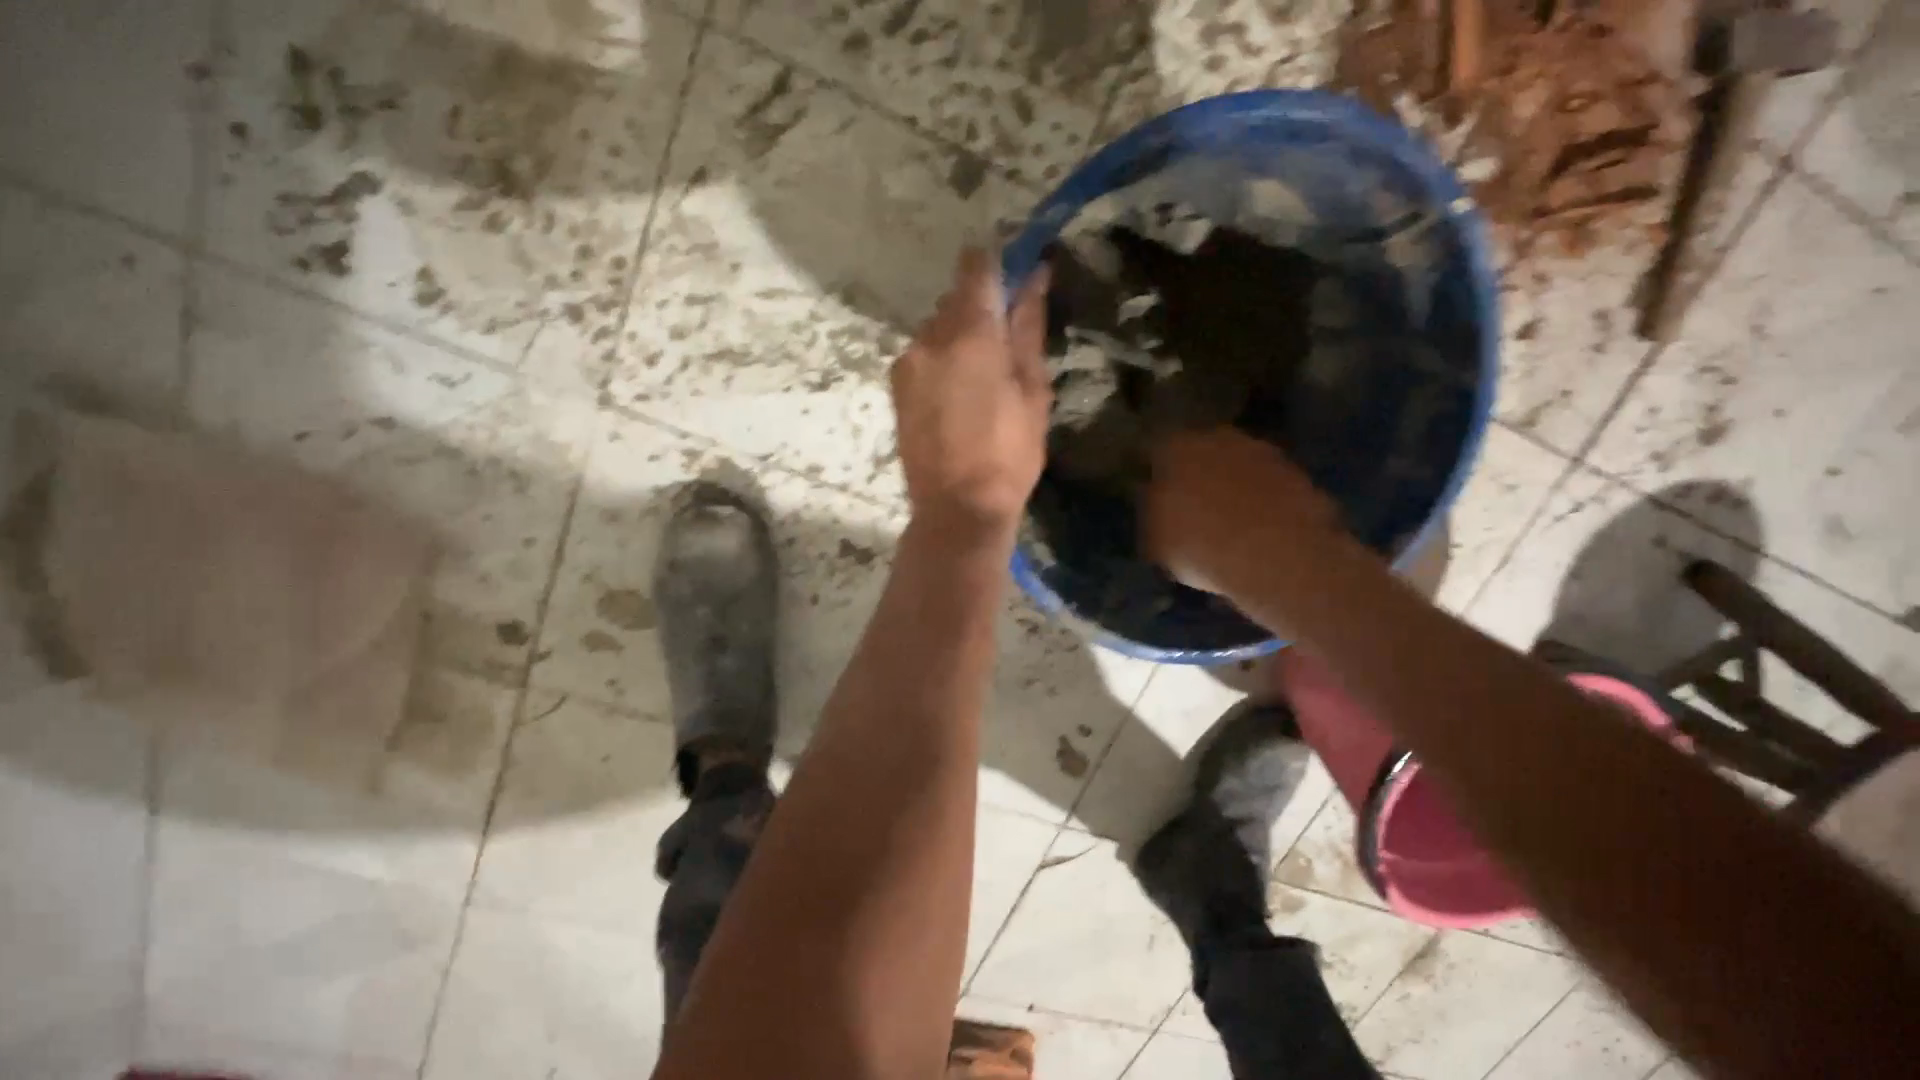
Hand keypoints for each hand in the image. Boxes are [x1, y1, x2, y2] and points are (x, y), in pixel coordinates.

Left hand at [891, 248, 1052, 536]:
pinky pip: (923, 354)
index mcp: (971, 332)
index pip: (977, 267)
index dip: (997, 264)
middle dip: (981, 308)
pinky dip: (942, 359)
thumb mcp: (1033, 390)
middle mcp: (930, 336)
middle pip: (956, 298)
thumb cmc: (1009, 453)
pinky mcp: (896, 386)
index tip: (1016, 276)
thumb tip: (1036, 276)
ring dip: (960, 336)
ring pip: (938, 327)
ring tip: (983, 378)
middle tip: (1008, 344)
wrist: (956, 509)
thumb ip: (1029, 327)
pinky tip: (959, 395)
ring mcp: (908, 361)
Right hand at [1143, 429, 1340, 592]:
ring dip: (1237, 486)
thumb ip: (1152, 512)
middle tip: (1197, 507)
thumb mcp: (1155, 540)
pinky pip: (1272, 486)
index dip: (1158, 473)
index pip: (1159, 451)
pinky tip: (1265, 531)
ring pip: (1241, 466)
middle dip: (1201, 474)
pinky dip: (1268, 502)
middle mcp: (1220, 438)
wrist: (1277, 556)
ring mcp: (1265, 452)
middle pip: (1204, 452)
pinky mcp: (1299, 473)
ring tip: (1235, 522)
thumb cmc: (1200, 546)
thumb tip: (1154, 499)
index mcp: (1177, 447)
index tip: (1158, 495)